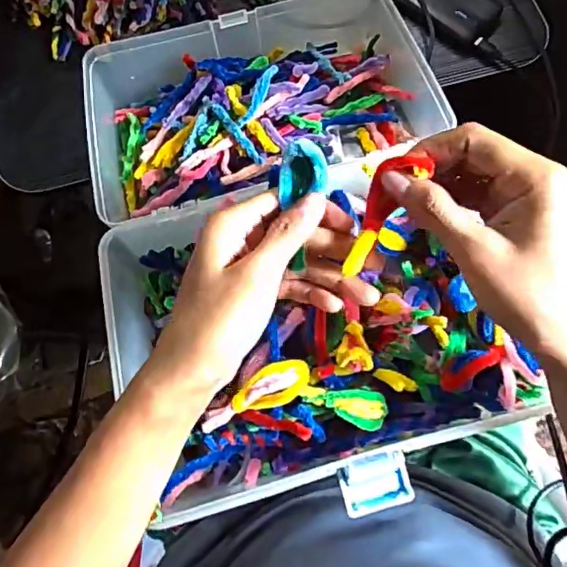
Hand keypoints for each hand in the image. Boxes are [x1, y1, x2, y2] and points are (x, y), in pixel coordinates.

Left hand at [146, 192, 374, 398]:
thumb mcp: (259, 273)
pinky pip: (288, 282)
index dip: (320, 210)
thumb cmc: (221, 318)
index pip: (284, 202)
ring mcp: (248, 266)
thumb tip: (315, 196)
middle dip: (335, 251)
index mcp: (234, 224)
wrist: (192, 371)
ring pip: (298, 262)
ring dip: (332, 277)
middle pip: (297, 234)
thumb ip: (289, 233)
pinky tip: (336, 305)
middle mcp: (241, 238)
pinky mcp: (254, 291)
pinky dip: (311, 292)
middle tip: (374, 264)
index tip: (354, 225)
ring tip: (368, 296)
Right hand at [380, 123, 566, 367]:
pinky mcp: (522, 214)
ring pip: (473, 175)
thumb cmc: (526, 296)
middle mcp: (537, 176)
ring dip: (438, 187)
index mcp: (536, 176)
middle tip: (395, 190)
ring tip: (405, 205)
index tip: (396, 172)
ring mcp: (531, 195)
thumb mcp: (473, 249)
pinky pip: (481, 196)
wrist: (564, 339)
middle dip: (431, 170)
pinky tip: (427, 216)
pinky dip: (453, 203)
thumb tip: (392, 178)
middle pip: (473, 154)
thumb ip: (431, 207)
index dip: (430, 150)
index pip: (474, 140)